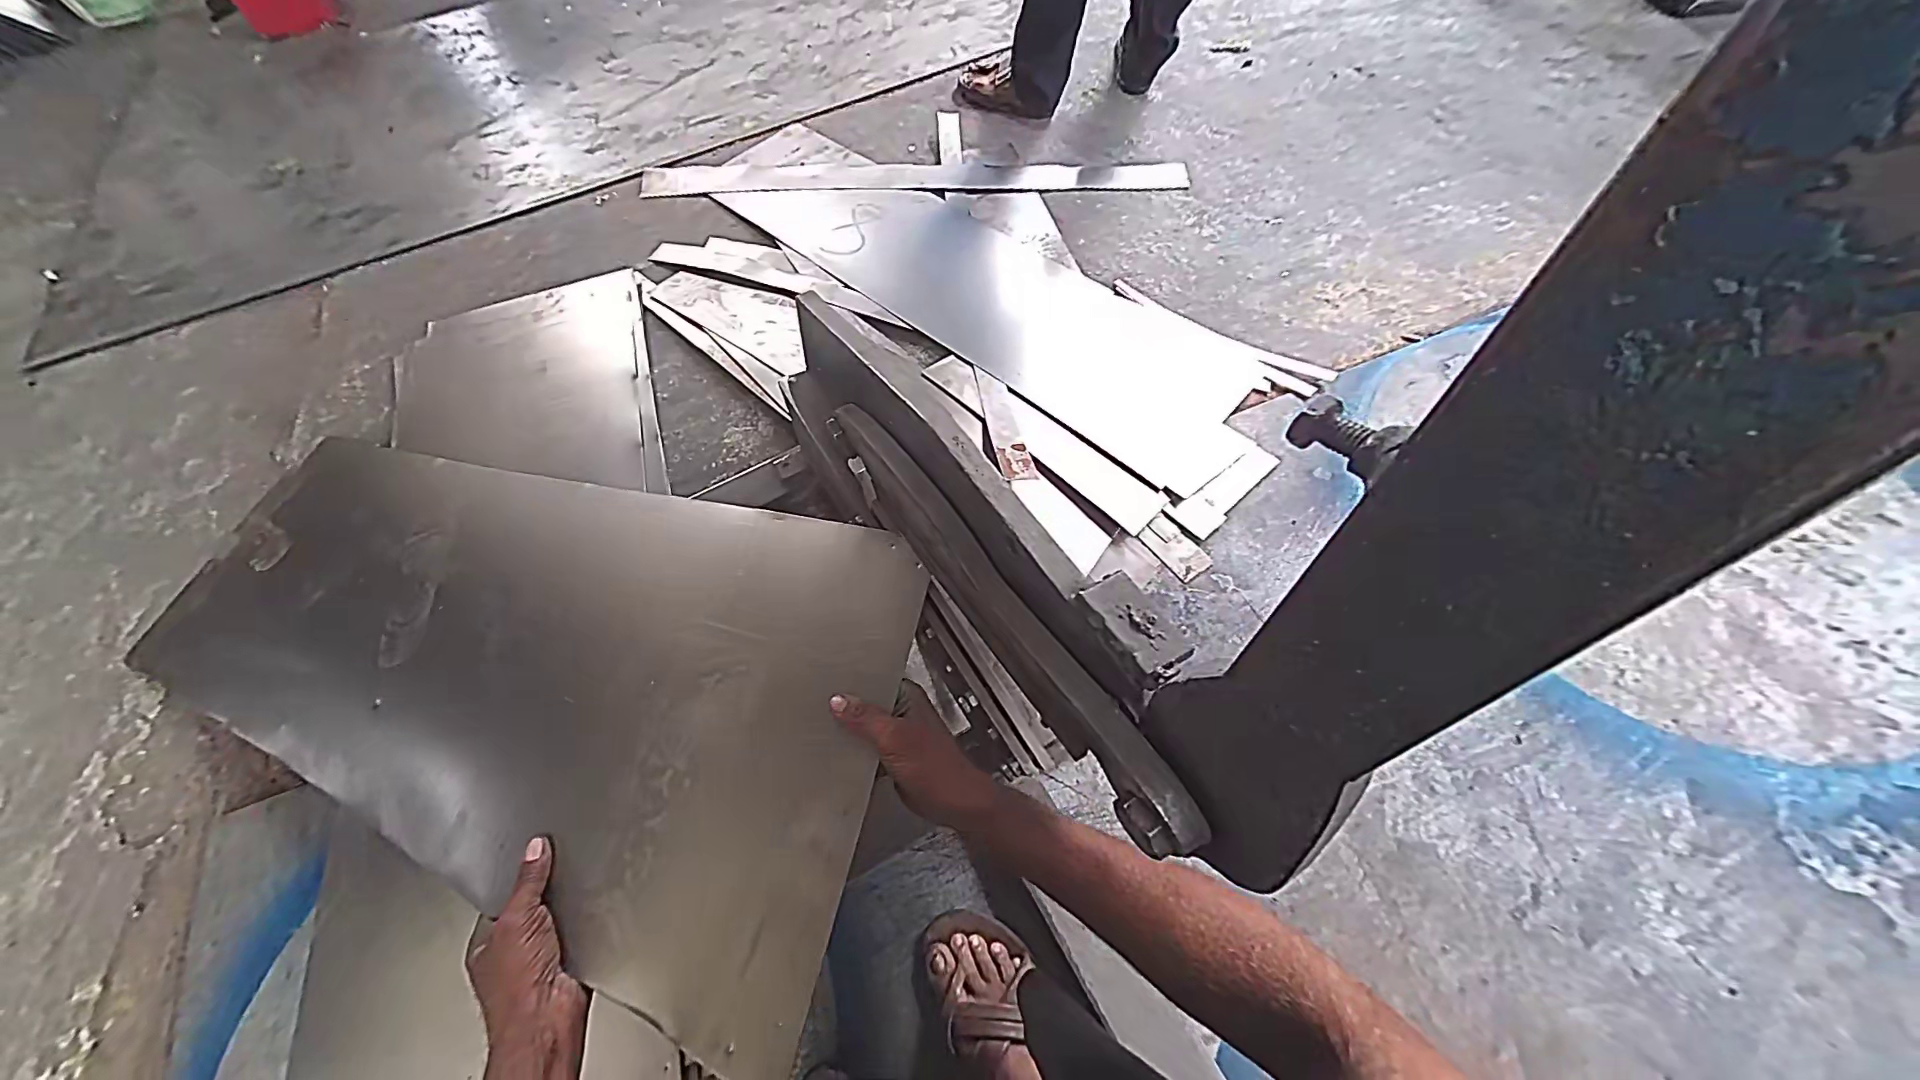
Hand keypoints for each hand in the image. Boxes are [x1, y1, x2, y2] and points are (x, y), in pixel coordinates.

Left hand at [466, 837, 588, 1079]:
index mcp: (488, 942)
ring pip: (559, 915)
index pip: (503, 896)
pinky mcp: (570, 957)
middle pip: (534, 903)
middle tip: (562, 868)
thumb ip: (527, 883)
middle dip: (549, 888)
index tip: (538, 851)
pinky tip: (590, 911)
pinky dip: (588, 917)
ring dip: (570, 904)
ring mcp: (542, 954)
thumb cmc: (517, 988)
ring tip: (578, 890)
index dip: (520, 873)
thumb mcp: (517, 920)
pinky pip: (581, 925)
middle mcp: (513, 950)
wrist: (549, 1020)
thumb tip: (534, 849)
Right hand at [831, 681, 1001, 830]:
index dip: (850, 682)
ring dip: (848, 732)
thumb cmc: (936, 767)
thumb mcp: (895, 737)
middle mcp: (902, 712)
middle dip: (844, 708)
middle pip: (866, 705)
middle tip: (814, 707)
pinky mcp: (891, 757)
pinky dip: (853, 752)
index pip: (873, 680)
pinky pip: (866, 750)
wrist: (953, 803)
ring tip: (817, 728)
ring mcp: (896, 735)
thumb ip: (866, 718)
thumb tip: (838, 700)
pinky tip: (834, 754)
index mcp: (907, 696)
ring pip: (864, 729)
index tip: (824, 683)